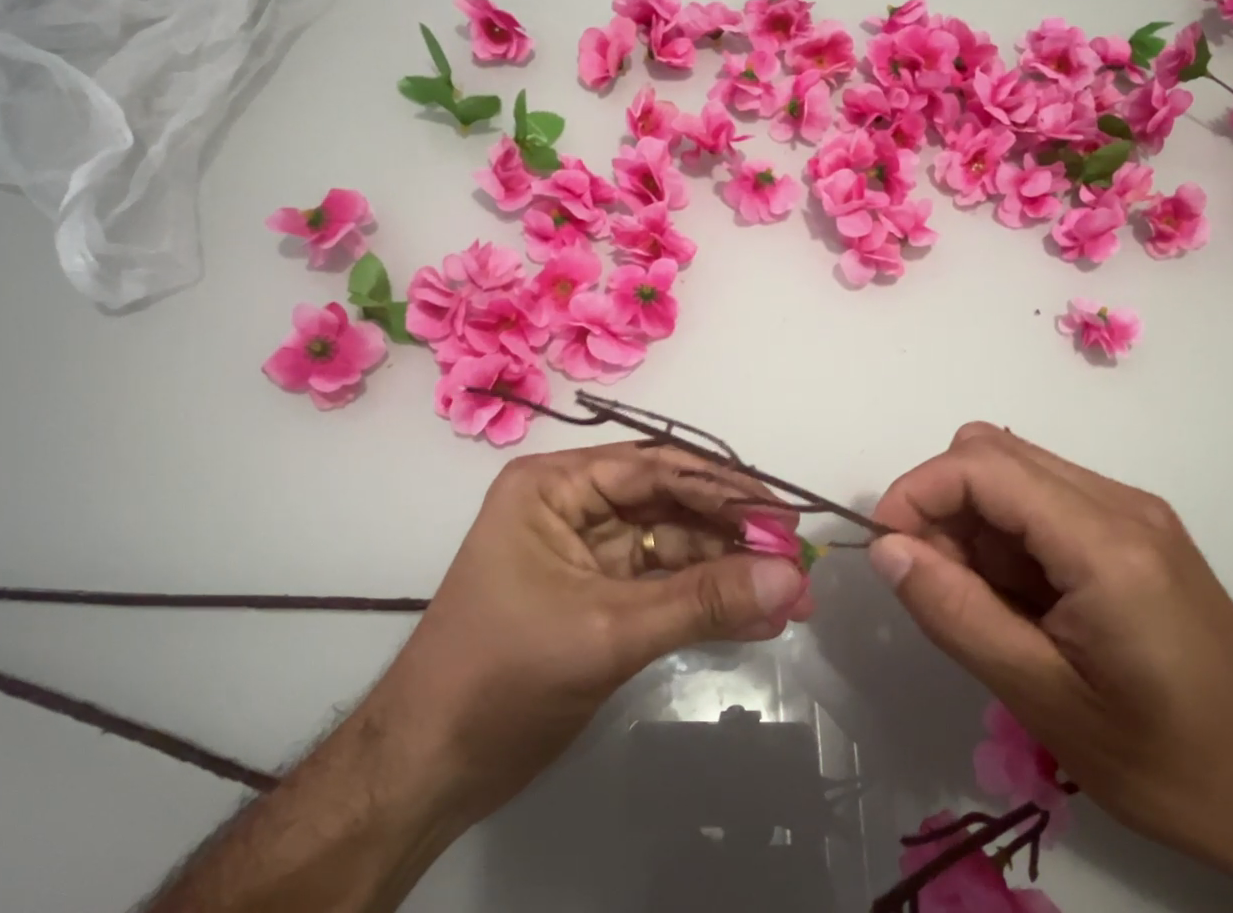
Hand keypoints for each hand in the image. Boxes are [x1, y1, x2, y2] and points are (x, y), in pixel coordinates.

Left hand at [375, 440, 812, 821]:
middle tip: (799, 563)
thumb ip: (703, 600)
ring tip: (793, 599)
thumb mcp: (608, 632)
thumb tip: (792, 577)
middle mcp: (572, 508)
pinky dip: (708, 602)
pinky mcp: (600, 602)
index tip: (786, 518)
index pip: (657, 468)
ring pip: (674, 549)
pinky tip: (758, 618)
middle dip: (735, 536)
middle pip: (671, 506)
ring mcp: (587, 556)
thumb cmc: (504, 676)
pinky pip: (665, 589)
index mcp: (555, 488)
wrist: (433, 764)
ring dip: (730, 573)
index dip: (726, 489)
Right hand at [868, 423, 1232, 906]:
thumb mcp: (1045, 701)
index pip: (982, 465)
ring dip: (971, 523)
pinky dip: (1007, 538)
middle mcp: (1123, 507)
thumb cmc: (1172, 764)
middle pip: (995, 453)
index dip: (915, 493)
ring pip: (1018, 474)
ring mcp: (1137, 518)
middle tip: (931, 586)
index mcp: (1106, 545)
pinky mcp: (1141, 538)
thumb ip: (957, 615)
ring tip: (977, 606)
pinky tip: (1017, 604)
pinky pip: (1048, 505)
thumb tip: (886, 550)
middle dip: (940, 505)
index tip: (884, 554)